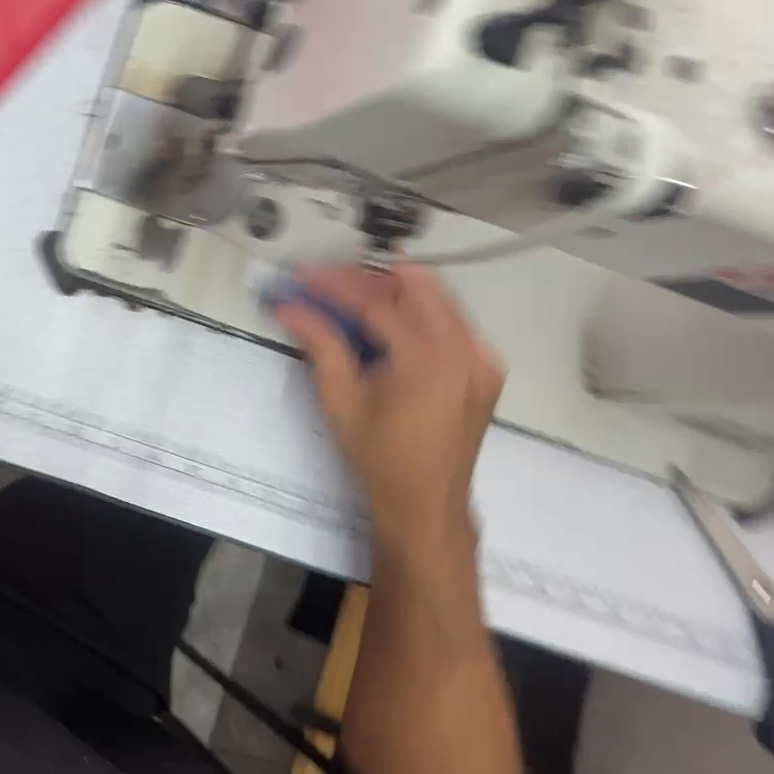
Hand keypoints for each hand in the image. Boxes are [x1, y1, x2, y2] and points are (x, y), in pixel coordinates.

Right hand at [274, 264, 504, 546]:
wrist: (425, 499)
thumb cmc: (378, 455)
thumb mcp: (340, 398)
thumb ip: (320, 344)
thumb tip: (289, 309)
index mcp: (431, 360)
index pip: (378, 302)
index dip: (335, 283)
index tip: (302, 275)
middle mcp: (467, 350)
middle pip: (415, 286)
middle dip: (365, 277)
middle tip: (323, 280)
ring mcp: (482, 357)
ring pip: (436, 298)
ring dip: (389, 290)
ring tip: (344, 297)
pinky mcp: (483, 366)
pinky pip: (447, 320)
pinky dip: (412, 311)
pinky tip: (379, 323)